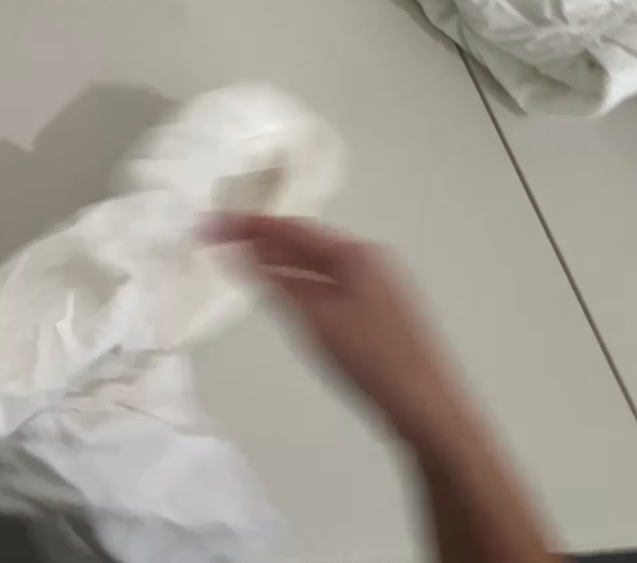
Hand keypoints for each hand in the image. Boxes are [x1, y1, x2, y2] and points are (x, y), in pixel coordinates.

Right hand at [210, 215, 472, 447]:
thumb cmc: (371, 360)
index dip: (245, 224)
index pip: (289, 228)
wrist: (428, 413)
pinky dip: (292, 278)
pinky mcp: (371, 310)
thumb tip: (239, 250)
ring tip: (233, 257)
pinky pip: (321, 280)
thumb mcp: (314, 317)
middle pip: (300, 241)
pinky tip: (273, 287)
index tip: (208, 224)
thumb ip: (274, 280)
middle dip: (257, 238)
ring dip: (273, 258)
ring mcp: (371, 285)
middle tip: (213, 238)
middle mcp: (365, 260)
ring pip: (310, 262)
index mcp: (355, 253)